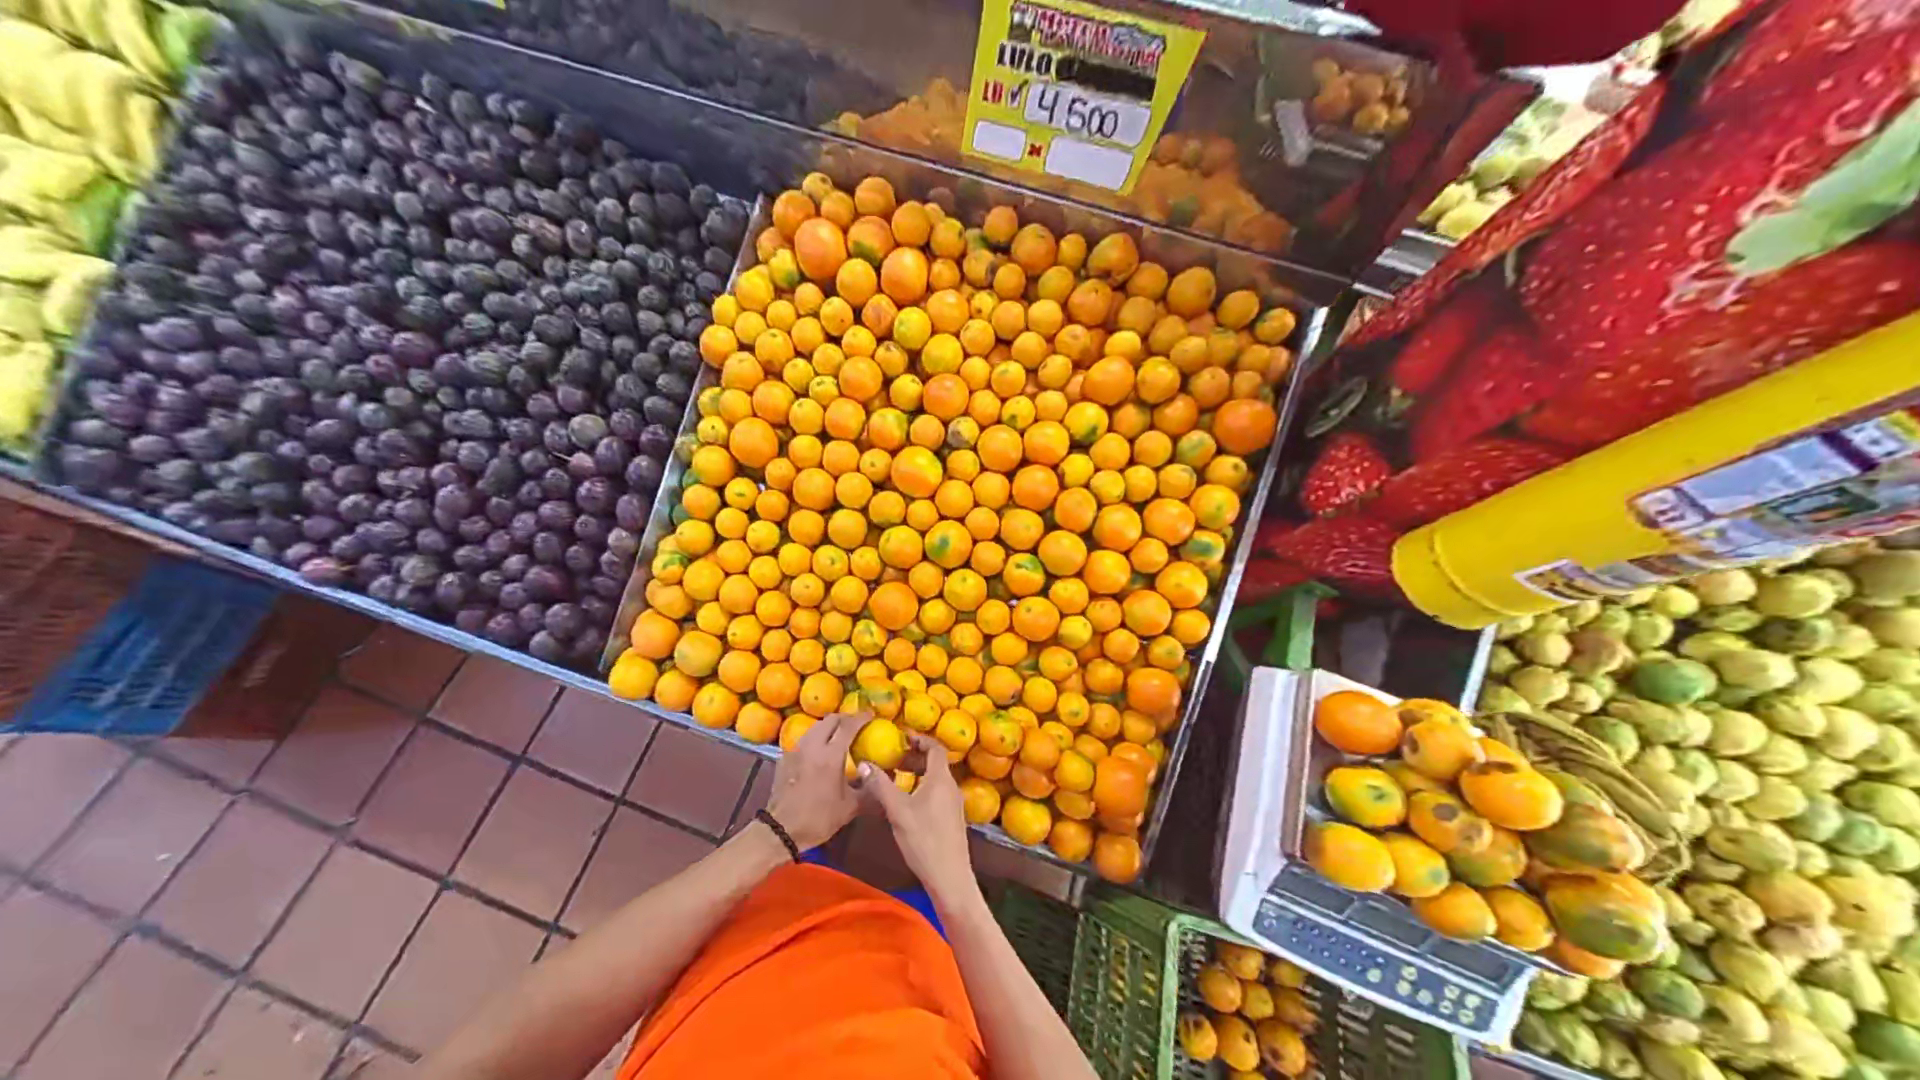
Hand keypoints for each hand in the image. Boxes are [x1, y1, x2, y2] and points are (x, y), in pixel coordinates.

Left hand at [764, 711, 864, 849]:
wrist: (781, 830)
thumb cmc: (818, 819)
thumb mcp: (850, 808)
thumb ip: (869, 790)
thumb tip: (883, 781)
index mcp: (830, 756)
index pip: (848, 726)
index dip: (861, 717)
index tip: (871, 715)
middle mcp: (812, 746)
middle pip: (830, 719)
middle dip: (845, 718)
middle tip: (856, 723)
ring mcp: (796, 750)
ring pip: (815, 726)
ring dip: (829, 725)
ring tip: (839, 734)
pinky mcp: (785, 757)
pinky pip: (804, 739)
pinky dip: (816, 737)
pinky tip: (820, 750)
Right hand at [861, 735, 977, 904]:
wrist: (950, 877)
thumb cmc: (924, 840)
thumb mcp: (898, 811)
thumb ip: (881, 785)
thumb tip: (864, 763)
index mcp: (941, 779)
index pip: (935, 748)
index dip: (919, 740)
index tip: (902, 737)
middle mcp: (951, 787)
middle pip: (935, 762)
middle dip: (914, 757)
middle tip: (893, 758)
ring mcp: (954, 803)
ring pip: (936, 779)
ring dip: (918, 773)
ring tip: (896, 778)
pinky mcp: (952, 818)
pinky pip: (937, 792)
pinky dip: (922, 787)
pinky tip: (907, 802)